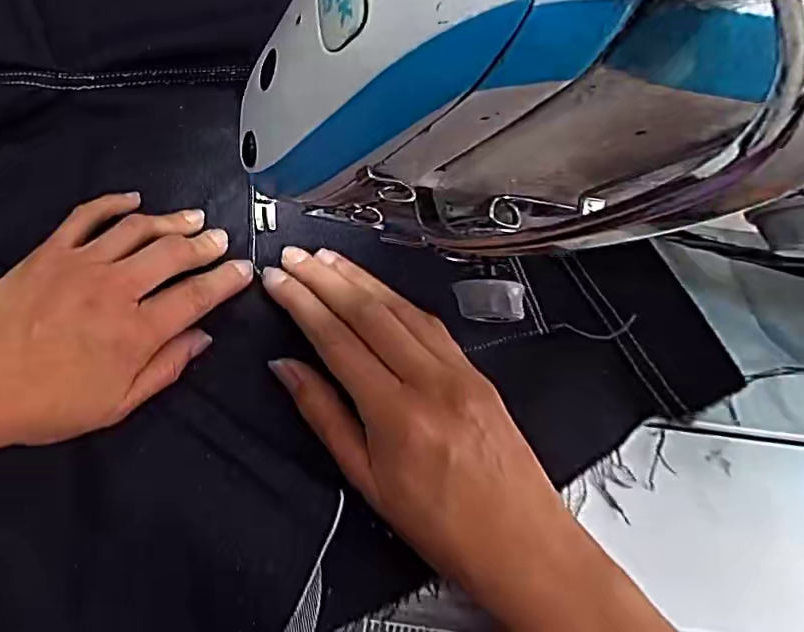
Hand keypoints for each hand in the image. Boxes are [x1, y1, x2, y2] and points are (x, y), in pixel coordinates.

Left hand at [0, 192, 252, 451]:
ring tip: (191, 217)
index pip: (196, 296)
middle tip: (220, 238)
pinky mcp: (53, 249)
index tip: (242, 268)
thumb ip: (164, 369)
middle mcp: (116, 289)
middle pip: (174, 254)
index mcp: (135, 332)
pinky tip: (134, 199)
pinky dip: (114, 203)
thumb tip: (202, 338)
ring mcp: (83, 263)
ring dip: (171, 220)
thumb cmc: (45, 405)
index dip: (225, 280)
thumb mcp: (114, 406)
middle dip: (204, 243)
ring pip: (139, 228)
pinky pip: (89, 215)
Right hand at [261, 247, 670, 631]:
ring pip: (397, 305)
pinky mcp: (475, 368)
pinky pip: (427, 319)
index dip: (301, 303)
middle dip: (322, 277)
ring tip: (325, 258)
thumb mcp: (367, 482)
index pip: (336, 339)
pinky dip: (393, 294)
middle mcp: (431, 383)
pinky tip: (375, 284)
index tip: (279, 281)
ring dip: (356, 276)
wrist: (524, 547)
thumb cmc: (447, 527)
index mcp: (398, 416)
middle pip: (365, 311)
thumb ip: (323, 415)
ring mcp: (458, 370)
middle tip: (294, 257)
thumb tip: (287, 370)